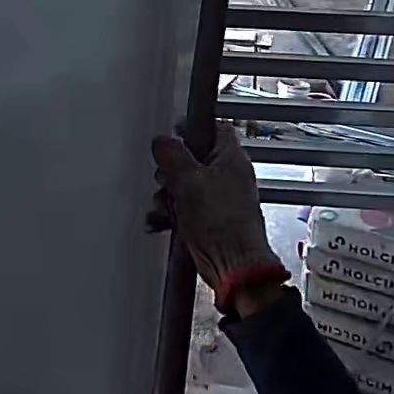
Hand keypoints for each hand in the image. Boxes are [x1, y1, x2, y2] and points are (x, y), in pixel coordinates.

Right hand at [148, 124, 288, 315]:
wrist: (232, 264)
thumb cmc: (224, 223)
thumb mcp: (188, 180)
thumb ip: (173, 156)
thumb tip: (163, 142)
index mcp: (230, 158)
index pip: (214, 129)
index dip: (192, 128)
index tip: (175, 132)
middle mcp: (227, 177)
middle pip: (191, 160)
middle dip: (171, 171)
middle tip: (167, 179)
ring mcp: (218, 199)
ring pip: (183, 186)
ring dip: (167, 196)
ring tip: (165, 206)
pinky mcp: (209, 220)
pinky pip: (184, 209)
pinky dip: (170, 214)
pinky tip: (161, 221)